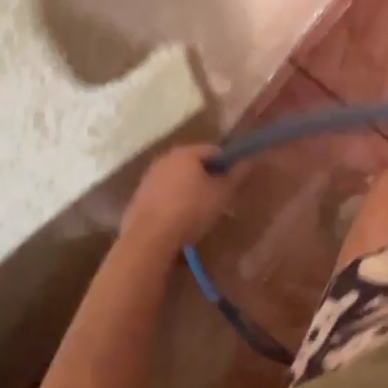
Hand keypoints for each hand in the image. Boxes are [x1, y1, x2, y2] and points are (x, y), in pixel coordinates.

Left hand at [120, 145, 240, 248]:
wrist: (150, 237)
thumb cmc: (191, 210)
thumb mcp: (221, 194)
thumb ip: (235, 175)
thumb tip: (247, 160)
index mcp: (186, 153)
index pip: (213, 150)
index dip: (228, 163)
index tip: (234, 181)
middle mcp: (165, 158)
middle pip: (193, 163)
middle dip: (208, 177)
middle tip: (219, 197)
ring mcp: (149, 177)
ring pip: (178, 178)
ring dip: (190, 189)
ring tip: (200, 211)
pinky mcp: (140, 196)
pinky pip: (164, 193)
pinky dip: (175, 200)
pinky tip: (180, 219)